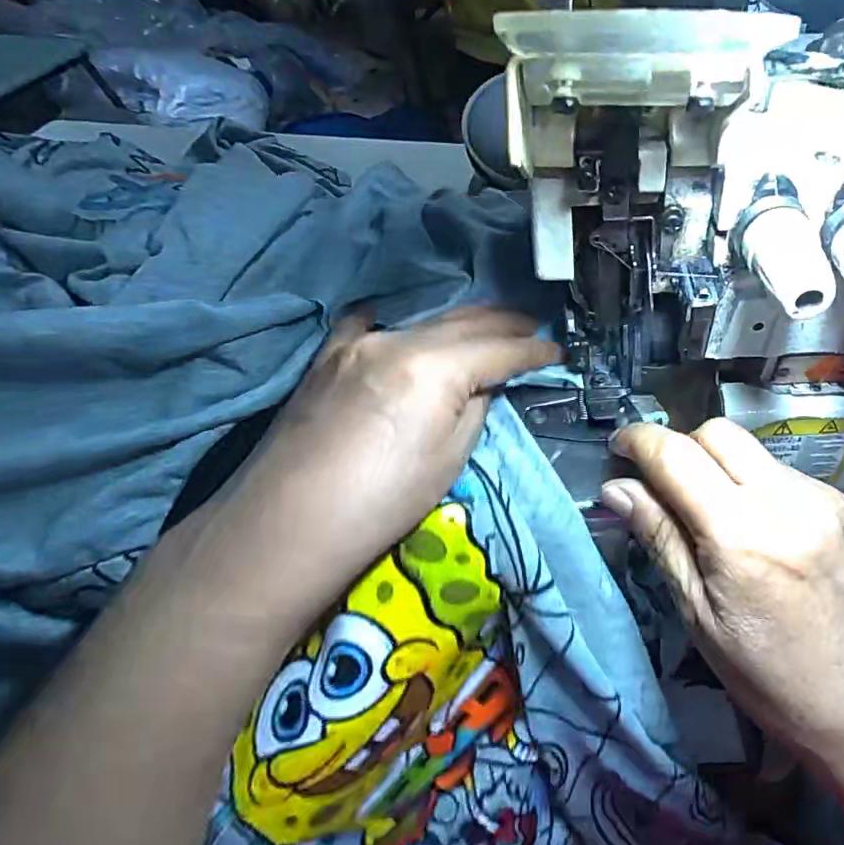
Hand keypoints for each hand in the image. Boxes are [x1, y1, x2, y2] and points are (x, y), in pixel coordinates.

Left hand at [171, 307, 558, 625]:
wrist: (288, 523)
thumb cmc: (380, 504)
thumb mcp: (448, 461)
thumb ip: (474, 408)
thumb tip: (483, 383)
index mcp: (433, 368)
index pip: (497, 350)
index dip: (532, 351)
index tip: (556, 352)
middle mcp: (396, 340)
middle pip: (463, 323)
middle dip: (504, 324)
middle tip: (532, 328)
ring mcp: (356, 342)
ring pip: (423, 321)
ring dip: (460, 322)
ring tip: (487, 324)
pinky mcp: (328, 355)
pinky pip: (370, 325)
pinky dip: (398, 325)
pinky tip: (402, 326)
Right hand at [602, 419, 843, 774]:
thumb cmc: (774, 680)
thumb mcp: (700, 617)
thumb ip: (660, 538)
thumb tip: (615, 489)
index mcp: (743, 535)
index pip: (677, 455)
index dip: (638, 441)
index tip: (616, 447)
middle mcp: (788, 501)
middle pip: (717, 432)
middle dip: (678, 445)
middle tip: (660, 483)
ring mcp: (824, 498)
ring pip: (751, 449)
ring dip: (715, 465)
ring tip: (709, 514)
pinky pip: (780, 472)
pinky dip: (751, 484)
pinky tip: (755, 528)